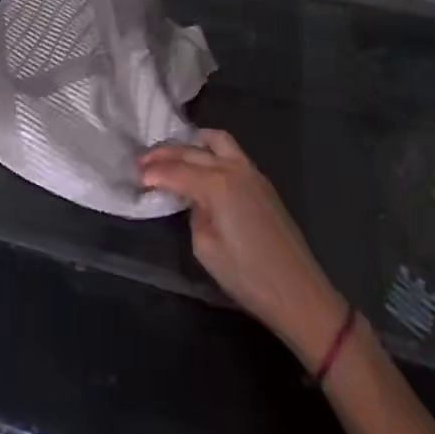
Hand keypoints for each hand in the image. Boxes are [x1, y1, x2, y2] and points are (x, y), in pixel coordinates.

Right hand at [138, 129, 344, 353]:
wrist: (299, 293)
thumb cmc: (247, 276)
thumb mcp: (205, 247)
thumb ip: (193, 213)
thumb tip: (193, 200)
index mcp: (216, 185)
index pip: (175, 171)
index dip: (152, 173)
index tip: (135, 177)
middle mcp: (233, 169)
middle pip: (191, 151)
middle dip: (164, 154)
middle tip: (142, 163)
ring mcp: (251, 172)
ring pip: (216, 140)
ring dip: (191, 144)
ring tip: (172, 155)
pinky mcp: (262, 183)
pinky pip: (231, 152)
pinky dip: (209, 151)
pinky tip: (199, 166)